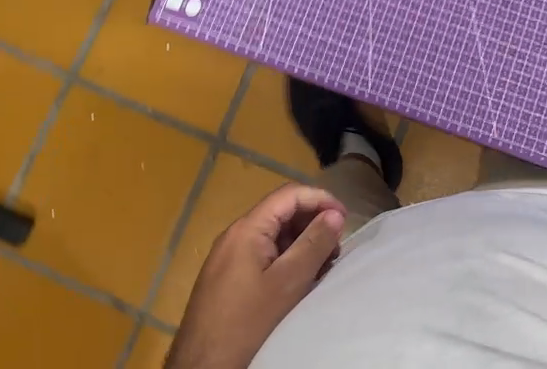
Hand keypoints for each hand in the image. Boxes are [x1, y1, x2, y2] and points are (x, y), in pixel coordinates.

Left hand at [166, 185, 345, 368]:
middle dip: (312, 224)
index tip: (345, 220)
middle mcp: (235, 235)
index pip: (289, 194)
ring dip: (301, 244)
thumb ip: (313, 244)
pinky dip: (286, 260)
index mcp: (247, 228)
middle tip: (335, 250)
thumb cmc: (246, 322)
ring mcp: (229, 257)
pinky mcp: (228, 278)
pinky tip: (298, 281)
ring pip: (274, 236)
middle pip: (281, 213)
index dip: (320, 199)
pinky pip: (263, 255)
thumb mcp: (287, 283)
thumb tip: (336, 213)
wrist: (201, 368)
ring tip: (321, 268)